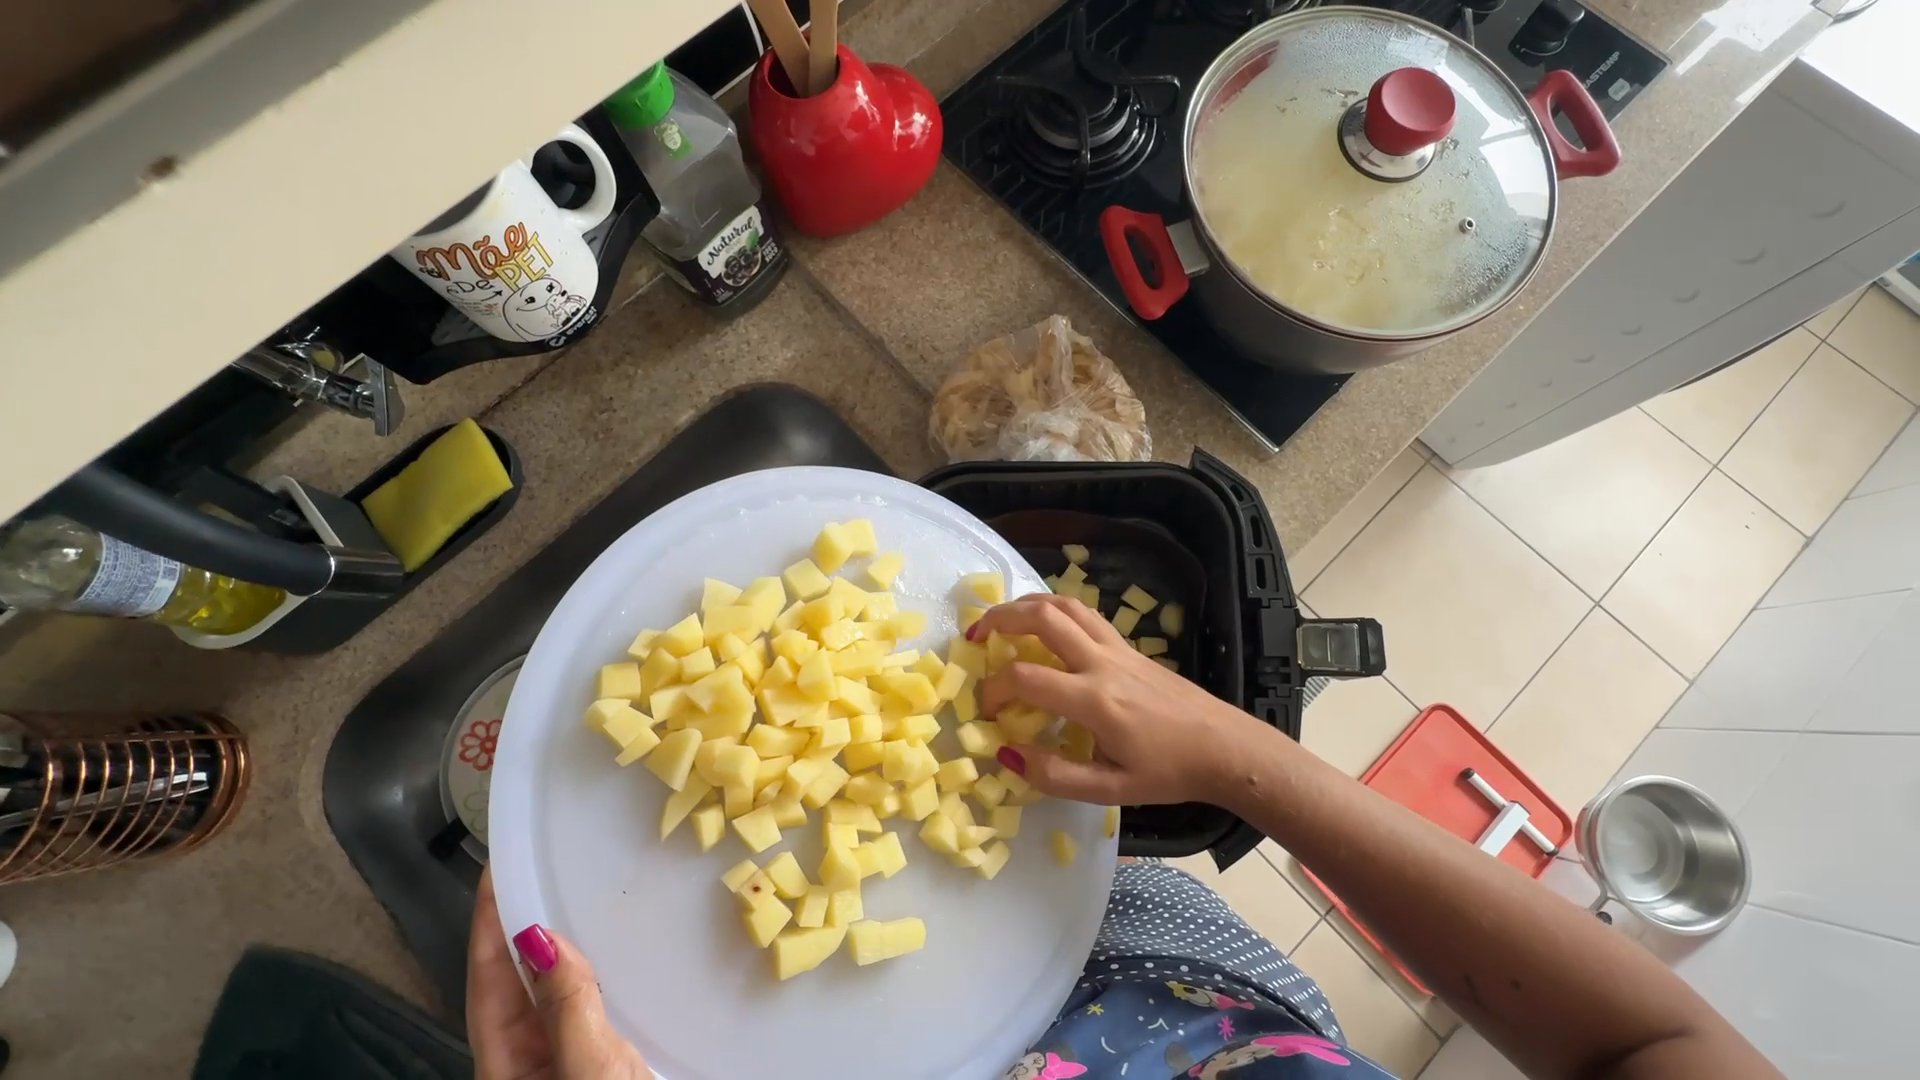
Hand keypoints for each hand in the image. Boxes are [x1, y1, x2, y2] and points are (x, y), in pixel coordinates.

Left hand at [467, 868, 650, 1079]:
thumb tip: (542, 938)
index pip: (488, 986)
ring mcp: (567, 1064)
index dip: (489, 927)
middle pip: (516, 987)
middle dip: (524, 929)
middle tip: (541, 867)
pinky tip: (618, 946)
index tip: (494, 871)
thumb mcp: (591, 1071)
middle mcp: (529, 1064)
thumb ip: (567, 1008)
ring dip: (565, 946)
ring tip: (577, 892)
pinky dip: (597, 970)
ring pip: (556, 994)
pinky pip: (591, 1005)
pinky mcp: (605, 1063)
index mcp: (505, 1070)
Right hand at [970, 593, 1270, 806]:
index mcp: (1094, 701)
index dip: (993, 688)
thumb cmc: (1168, 773)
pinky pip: (1084, 613)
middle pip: (1041, 619)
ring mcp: (1116, 648)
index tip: (985, 709)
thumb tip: (1006, 753)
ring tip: (1002, 620)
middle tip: (976, 636)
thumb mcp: (1110, 790)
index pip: (1025, 678)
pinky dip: (1055, 608)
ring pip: (1065, 605)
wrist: (1223, 748)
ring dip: (1026, 605)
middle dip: (1000, 620)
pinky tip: (1043, 623)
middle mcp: (1101, 663)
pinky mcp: (1128, 646)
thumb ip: (1054, 775)